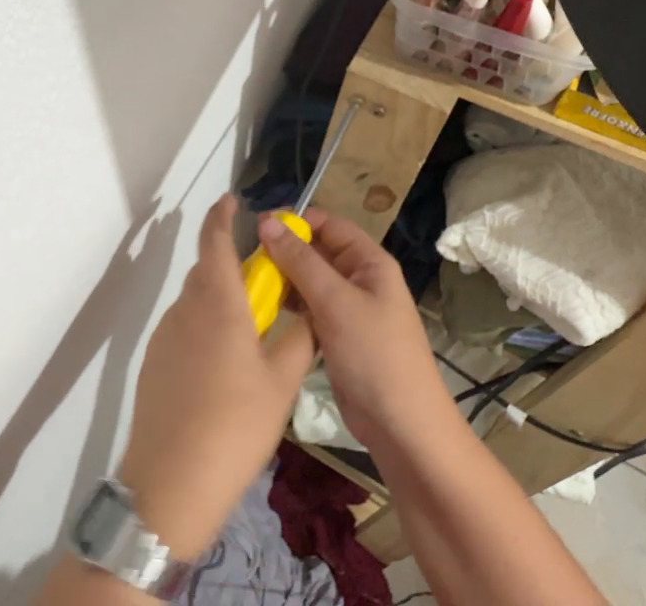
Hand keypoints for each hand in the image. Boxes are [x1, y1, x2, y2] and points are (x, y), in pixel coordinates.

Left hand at [119, 196, 316, 556]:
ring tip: (252, 338)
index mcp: (217, 303)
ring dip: (220, 301)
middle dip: (233, 267)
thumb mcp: (283, 380)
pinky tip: (223, 369)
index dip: (221, 214)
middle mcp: (184, 309)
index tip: (233, 200)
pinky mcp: (154, 362)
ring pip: (195, 302)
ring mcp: (164, 336)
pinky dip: (205, 329)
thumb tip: (308, 310)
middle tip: (267, 290)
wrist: (173, 479)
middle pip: (207, 271)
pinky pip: (183, 329)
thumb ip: (301, 336)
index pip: (214, 240)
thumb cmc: (236, 423)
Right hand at [258, 210, 450, 452]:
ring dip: (283, 278)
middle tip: (244, 257)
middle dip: (284, 250)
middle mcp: (360, 279)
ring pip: (309, 280)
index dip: (295, 220)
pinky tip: (263, 308)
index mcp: (370, 262)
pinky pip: (309, 308)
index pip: (329, 224)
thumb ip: (300, 261)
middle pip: (317, 251)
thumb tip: (267, 222)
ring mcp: (348, 309)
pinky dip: (288, 305)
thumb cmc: (374, 354)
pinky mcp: (337, 335)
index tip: (256, 225)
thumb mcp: (335, 302)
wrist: (401, 424)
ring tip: (248, 280)